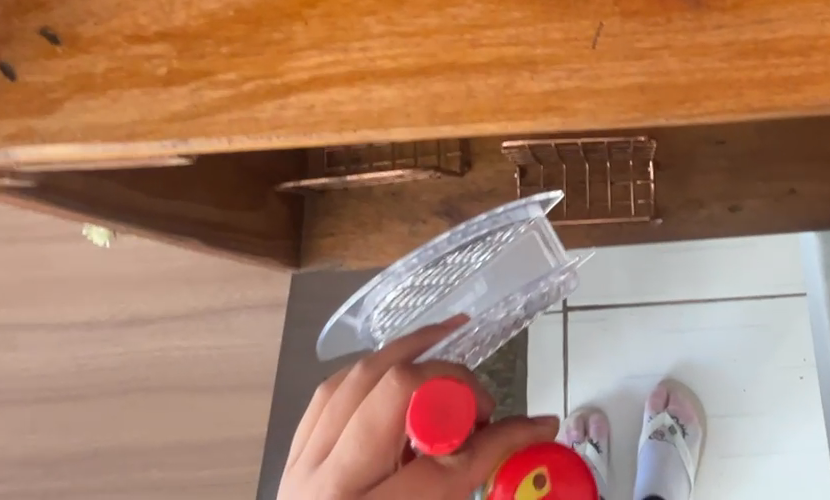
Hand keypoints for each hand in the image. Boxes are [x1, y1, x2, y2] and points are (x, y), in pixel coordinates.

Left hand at [278, 316, 559, 499]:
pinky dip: (371, 371)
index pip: (445, 467)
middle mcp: (329, 491)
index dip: (500, 439)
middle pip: (393, 394)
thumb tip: (536, 432)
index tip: (534, 425)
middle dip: (449, 382)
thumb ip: (474, 483)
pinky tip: (400, 366)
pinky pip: (332, 391)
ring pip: (360, 378)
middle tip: (480, 404)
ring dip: (410, 355)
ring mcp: (303, 470)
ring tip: (451, 345)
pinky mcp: (292, 459)